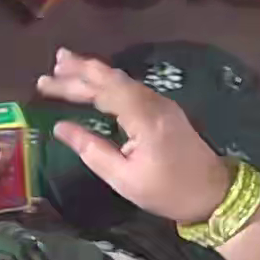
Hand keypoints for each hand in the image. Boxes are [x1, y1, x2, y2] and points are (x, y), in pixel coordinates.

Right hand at [36, 48, 230, 223]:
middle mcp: (153, 102)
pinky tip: (94, 82)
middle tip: (52, 64)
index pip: (102, 91)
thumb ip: (91, 149)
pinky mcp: (162, 109)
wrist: (214, 194)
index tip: (44, 83)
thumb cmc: (168, 191)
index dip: (72, 84)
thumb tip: (60, 128)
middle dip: (80, 70)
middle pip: (111, 78)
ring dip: (93, 72)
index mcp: (144, 118)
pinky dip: (107, 81)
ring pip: (120, 79)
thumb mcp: (123, 178)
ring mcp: (160, 103)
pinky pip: (129, 87)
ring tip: (65, 65)